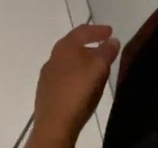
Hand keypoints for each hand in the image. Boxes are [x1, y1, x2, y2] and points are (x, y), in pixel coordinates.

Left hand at [31, 23, 119, 147]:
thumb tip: (112, 41)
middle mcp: (53, 57)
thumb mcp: (99, 67)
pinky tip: (82, 86)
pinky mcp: (45, 94)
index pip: (83, 31)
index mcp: (65, 46)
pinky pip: (64, 78)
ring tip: (95, 68)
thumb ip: (107, 51)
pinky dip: (75, 76)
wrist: (54, 127)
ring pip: (68, 63)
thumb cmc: (78, 91)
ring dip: (82, 62)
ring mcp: (47, 77)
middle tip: (104, 48)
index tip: (111, 31)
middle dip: (90, 46)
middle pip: (73, 46)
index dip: (98, 30)